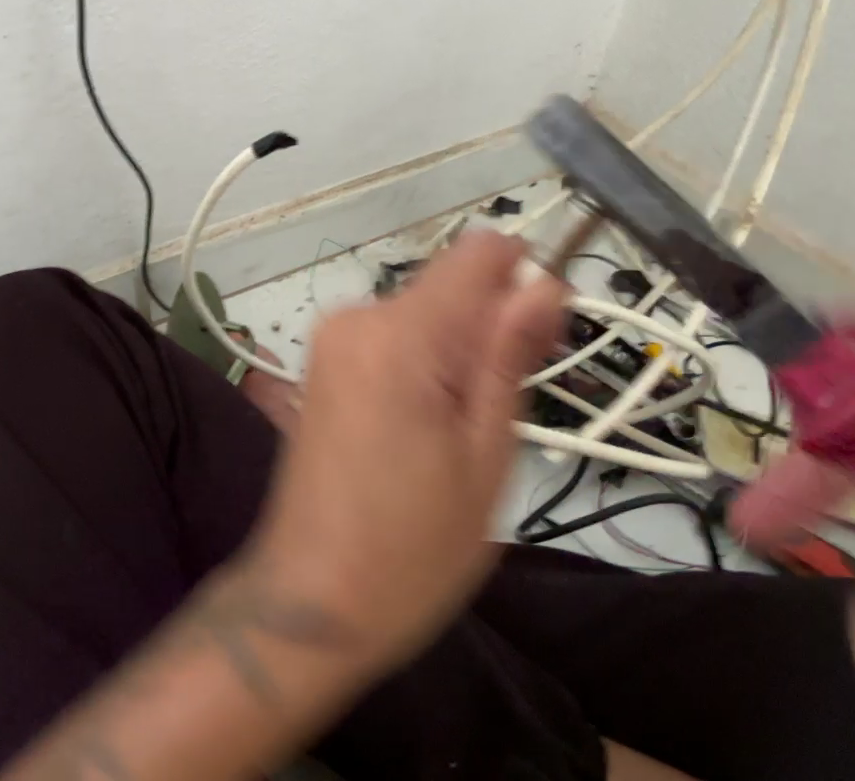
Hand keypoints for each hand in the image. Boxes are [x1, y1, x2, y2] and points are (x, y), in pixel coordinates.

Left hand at [247, 232, 565, 671]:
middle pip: (451, 285)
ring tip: (453, 438)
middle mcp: (356, 320)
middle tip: (494, 418)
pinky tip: (420, 432)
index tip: (541, 343)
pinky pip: (391, 339)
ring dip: (454, 356)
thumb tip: (543, 282)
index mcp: (401, 336)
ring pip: (424, 314)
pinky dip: (420, 367)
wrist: (311, 600)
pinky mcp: (320, 366)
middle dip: (489, 332)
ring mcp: (330, 342)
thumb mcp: (485, 456)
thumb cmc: (411, 548)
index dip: (525, 283)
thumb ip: (509, 356)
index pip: (481, 253)